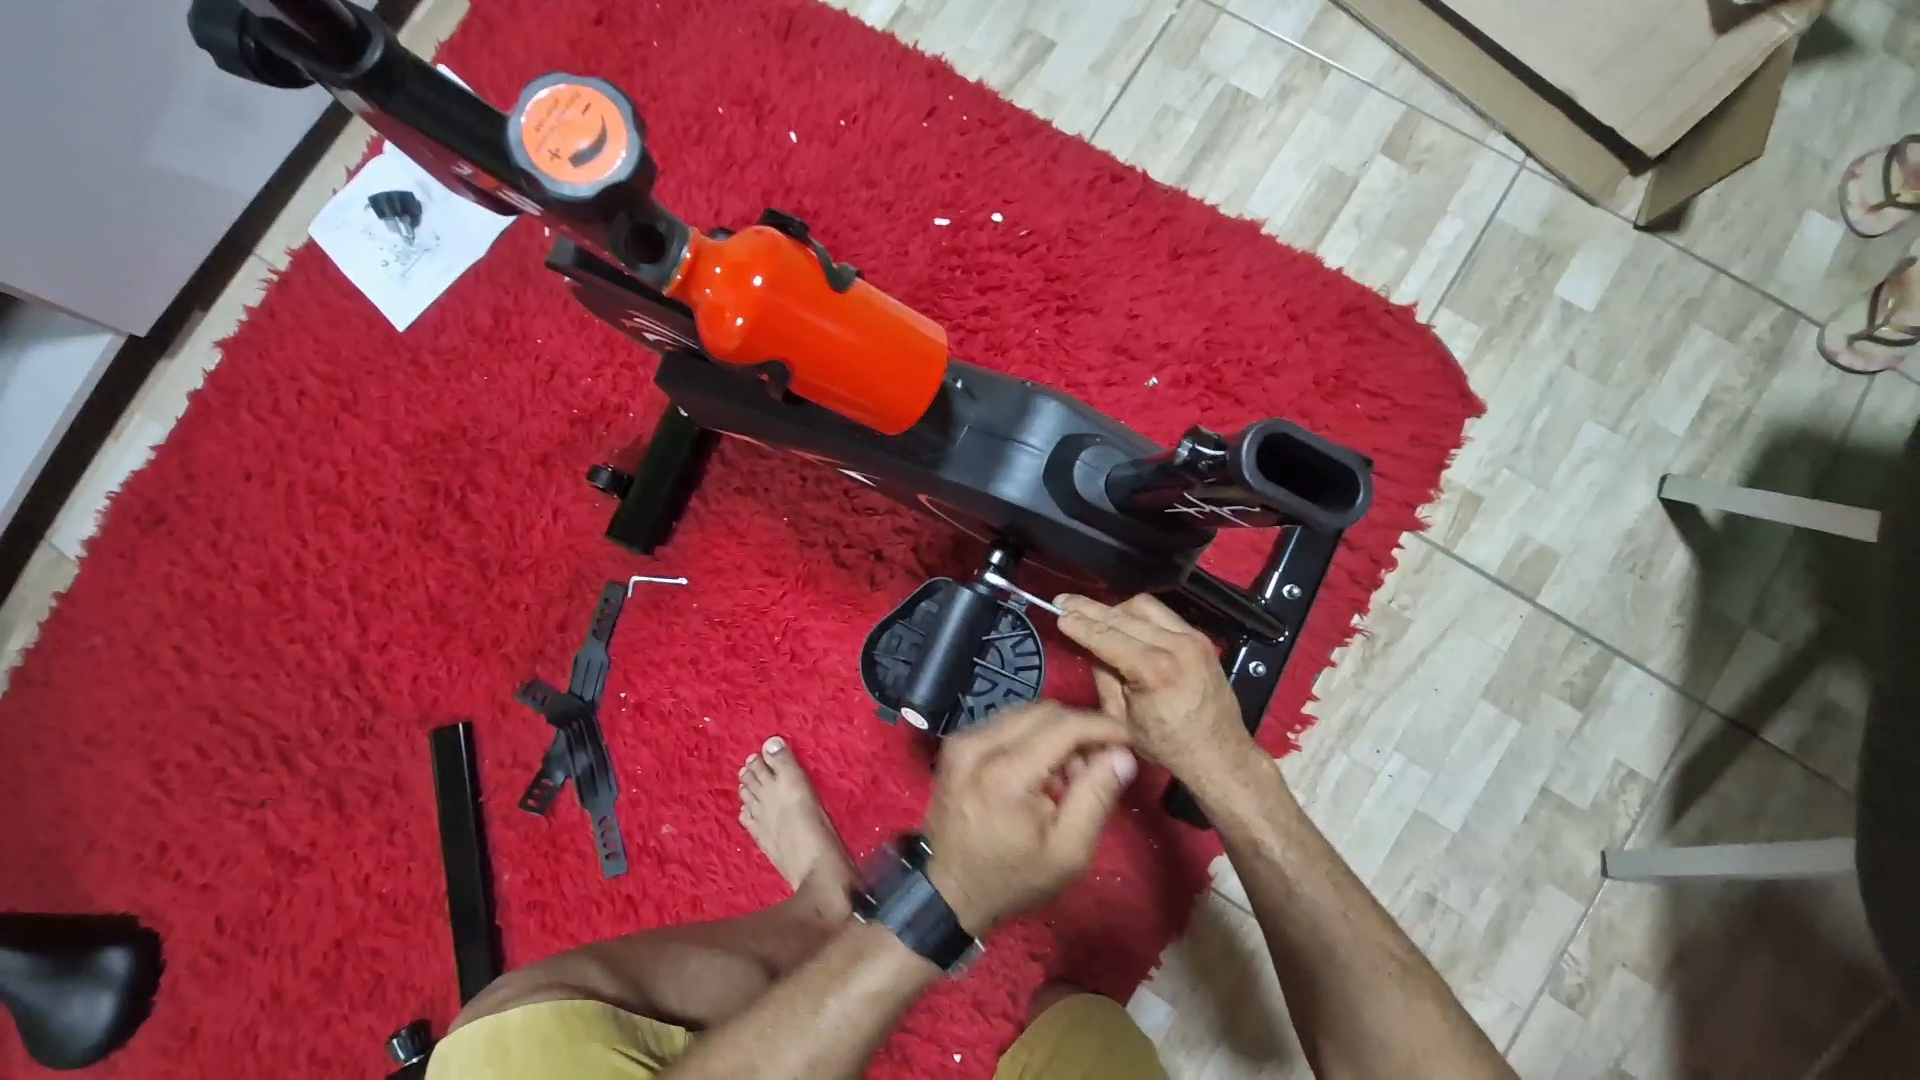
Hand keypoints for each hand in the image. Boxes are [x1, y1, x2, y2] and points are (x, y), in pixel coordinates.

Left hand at [921, 701, 1136, 934]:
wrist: (949, 892)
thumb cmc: (1013, 878)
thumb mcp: (1068, 852)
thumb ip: (1096, 797)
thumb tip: (1123, 754)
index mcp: (1005, 773)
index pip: (1065, 726)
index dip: (1103, 727)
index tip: (1129, 740)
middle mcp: (978, 744)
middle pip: (1045, 712)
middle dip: (1080, 730)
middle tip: (1098, 765)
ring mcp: (962, 741)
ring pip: (1025, 713)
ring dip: (1056, 733)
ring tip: (1068, 773)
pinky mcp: (956, 744)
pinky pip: (1005, 723)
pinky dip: (1031, 737)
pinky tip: (1040, 771)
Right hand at [1054, 593, 1264, 788]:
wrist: (1218, 751)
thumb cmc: (1166, 745)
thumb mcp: (1121, 718)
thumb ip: (1104, 677)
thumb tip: (1092, 648)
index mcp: (1154, 670)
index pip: (1107, 636)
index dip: (1079, 624)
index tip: (1059, 612)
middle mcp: (1175, 646)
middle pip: (1122, 616)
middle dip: (1090, 609)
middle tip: (1064, 601)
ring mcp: (1192, 638)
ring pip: (1143, 606)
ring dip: (1115, 609)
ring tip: (1095, 616)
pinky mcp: (1200, 638)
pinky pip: (1162, 614)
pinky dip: (1138, 616)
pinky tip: (1123, 623)